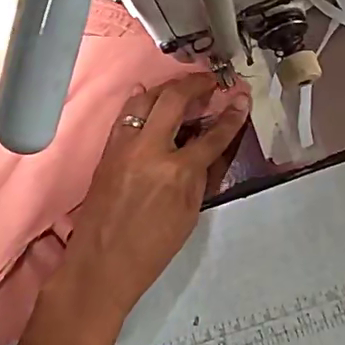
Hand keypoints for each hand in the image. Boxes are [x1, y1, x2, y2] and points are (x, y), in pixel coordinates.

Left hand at [59, 74, 249, 320]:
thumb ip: (200, 175)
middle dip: (197, 85)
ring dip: (168, 88)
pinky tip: (149, 95)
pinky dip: (141, 102)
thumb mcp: (189, 214)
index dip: (231, 116)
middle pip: (175, 100)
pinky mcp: (107, 149)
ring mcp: (124, 146)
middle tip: (212, 82)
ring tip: (184, 88)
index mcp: (177, 172)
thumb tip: (209, 148)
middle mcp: (149, 149)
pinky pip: (126, 115)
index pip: (212, 135)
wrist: (102, 263)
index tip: (242, 99)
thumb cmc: (153, 248)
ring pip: (146, 99)